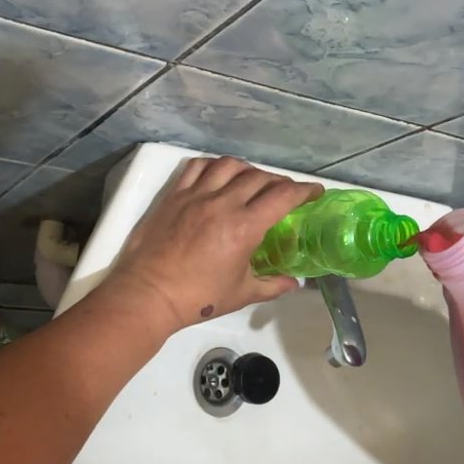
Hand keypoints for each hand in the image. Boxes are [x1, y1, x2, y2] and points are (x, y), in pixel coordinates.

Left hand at [96, 157, 322, 333]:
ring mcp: (196, 195)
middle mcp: (222, 203)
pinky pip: (197, 167)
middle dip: (279, 182)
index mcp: (244, 227)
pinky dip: (213, 165)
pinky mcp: (174, 195)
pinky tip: (219, 175)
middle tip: (286, 192)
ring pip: (230, 165)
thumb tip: (293, 283)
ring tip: (253, 181)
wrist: (149, 294)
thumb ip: (272, 285)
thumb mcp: (241, 294)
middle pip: (260, 177)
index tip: (315, 191)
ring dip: (248, 170)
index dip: (304, 190)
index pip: (283, 196)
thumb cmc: (198, 298)